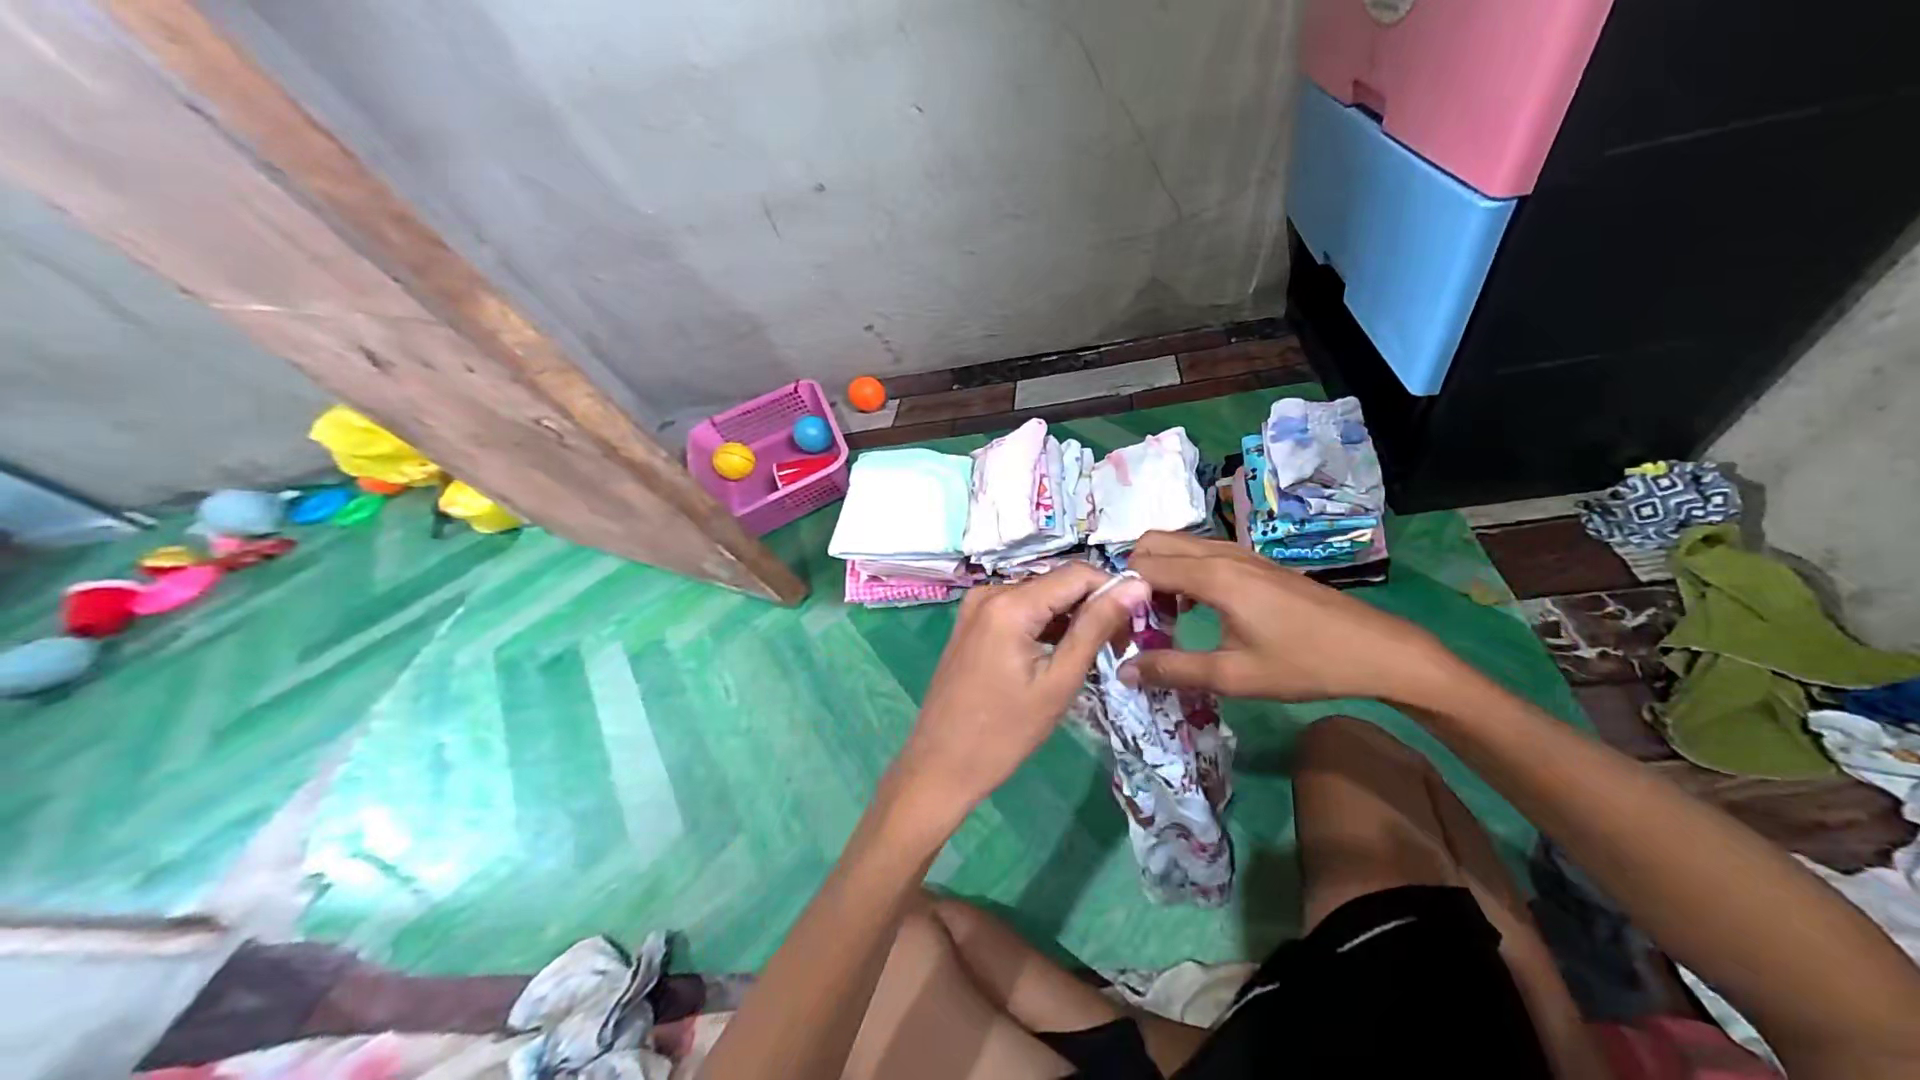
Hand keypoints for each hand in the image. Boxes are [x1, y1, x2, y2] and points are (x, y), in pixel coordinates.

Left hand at [888, 564, 1150, 826]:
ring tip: (1091, 658)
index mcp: (1010, 603)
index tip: (1134, 627)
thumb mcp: (1059, 681)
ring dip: (1069, 619)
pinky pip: (1018, 610)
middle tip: (1115, 650)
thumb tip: (1136, 585)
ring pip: (1039, 597)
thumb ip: (1095, 627)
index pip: (1078, 573)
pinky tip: (1056, 656)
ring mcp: (976, 606)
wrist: (941, 764)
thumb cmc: (1005, 732)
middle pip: (1057, 583)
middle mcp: (989, 592)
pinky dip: (1043, 626)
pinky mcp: (971, 622)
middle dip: (1092, 608)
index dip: (1113, 591)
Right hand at [1122, 530, 1461, 705]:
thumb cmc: (1304, 663)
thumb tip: (1123, 671)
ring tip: (1166, 618)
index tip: (1126, 630)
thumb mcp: (1234, 676)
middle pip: (1154, 542)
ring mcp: (1240, 552)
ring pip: (1177, 544)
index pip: (1142, 565)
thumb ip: (1173, 670)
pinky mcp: (1254, 560)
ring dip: (1160, 573)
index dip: (1123, 595)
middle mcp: (1221, 553)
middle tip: (1143, 619)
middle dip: (1136, 576)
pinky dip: (1182, 571)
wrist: (1376, 649)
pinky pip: (1200, 552)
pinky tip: (1197, 608)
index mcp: (1212, 575)